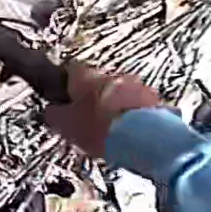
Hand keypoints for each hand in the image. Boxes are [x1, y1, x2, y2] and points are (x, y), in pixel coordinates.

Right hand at [43, 62, 164, 156]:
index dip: (65, 80)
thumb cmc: (100, 130)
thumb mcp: (65, 125)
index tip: (62, 91)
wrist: (147, 142)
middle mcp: (115, 77)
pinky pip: (140, 106)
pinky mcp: (159, 104)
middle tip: (85, 114)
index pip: (72, 68)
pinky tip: (128, 132)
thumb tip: (51, 110)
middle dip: (92, 95)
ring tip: (108, 127)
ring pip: (121, 93)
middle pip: (99, 82)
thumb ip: (54, 114)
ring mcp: (140, 89)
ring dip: (114, 105)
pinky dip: (132, 116)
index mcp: (88, 78)